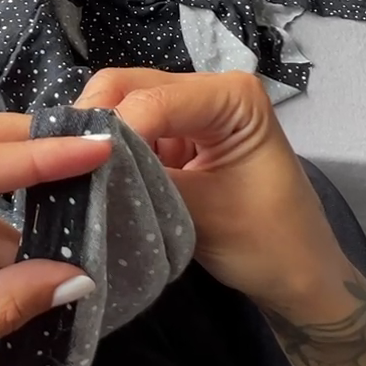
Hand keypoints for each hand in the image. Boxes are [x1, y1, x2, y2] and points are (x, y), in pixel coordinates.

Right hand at [76, 69, 357, 319]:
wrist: (299, 279)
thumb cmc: (268, 246)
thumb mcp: (202, 214)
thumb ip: (143, 180)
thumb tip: (84, 165)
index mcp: (232, 96)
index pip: (149, 99)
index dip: (112, 132)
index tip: (84, 173)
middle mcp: (207, 87)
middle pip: (124, 86)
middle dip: (93, 123)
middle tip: (65, 166)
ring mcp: (188, 107)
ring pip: (117, 101)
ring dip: (94, 133)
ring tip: (73, 169)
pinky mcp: (173, 130)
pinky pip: (125, 123)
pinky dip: (103, 145)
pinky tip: (89, 170)